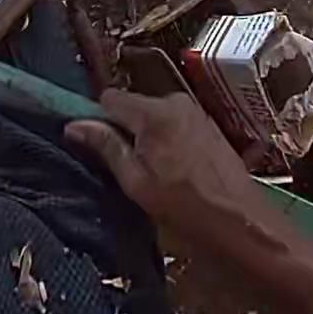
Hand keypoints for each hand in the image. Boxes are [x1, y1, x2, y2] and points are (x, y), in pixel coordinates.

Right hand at [65, 90, 279, 245]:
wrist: (238, 216)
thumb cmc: (183, 205)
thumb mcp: (136, 182)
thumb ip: (107, 147)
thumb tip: (74, 125)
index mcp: (154, 111)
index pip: (110, 97)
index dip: (99, 118)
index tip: (97, 143)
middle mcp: (173, 99)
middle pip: (133, 104)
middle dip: (125, 128)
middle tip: (129, 165)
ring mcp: (193, 107)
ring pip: (153, 112)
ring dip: (146, 133)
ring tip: (154, 169)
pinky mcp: (205, 119)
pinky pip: (173, 118)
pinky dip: (166, 135)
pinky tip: (174, 165)